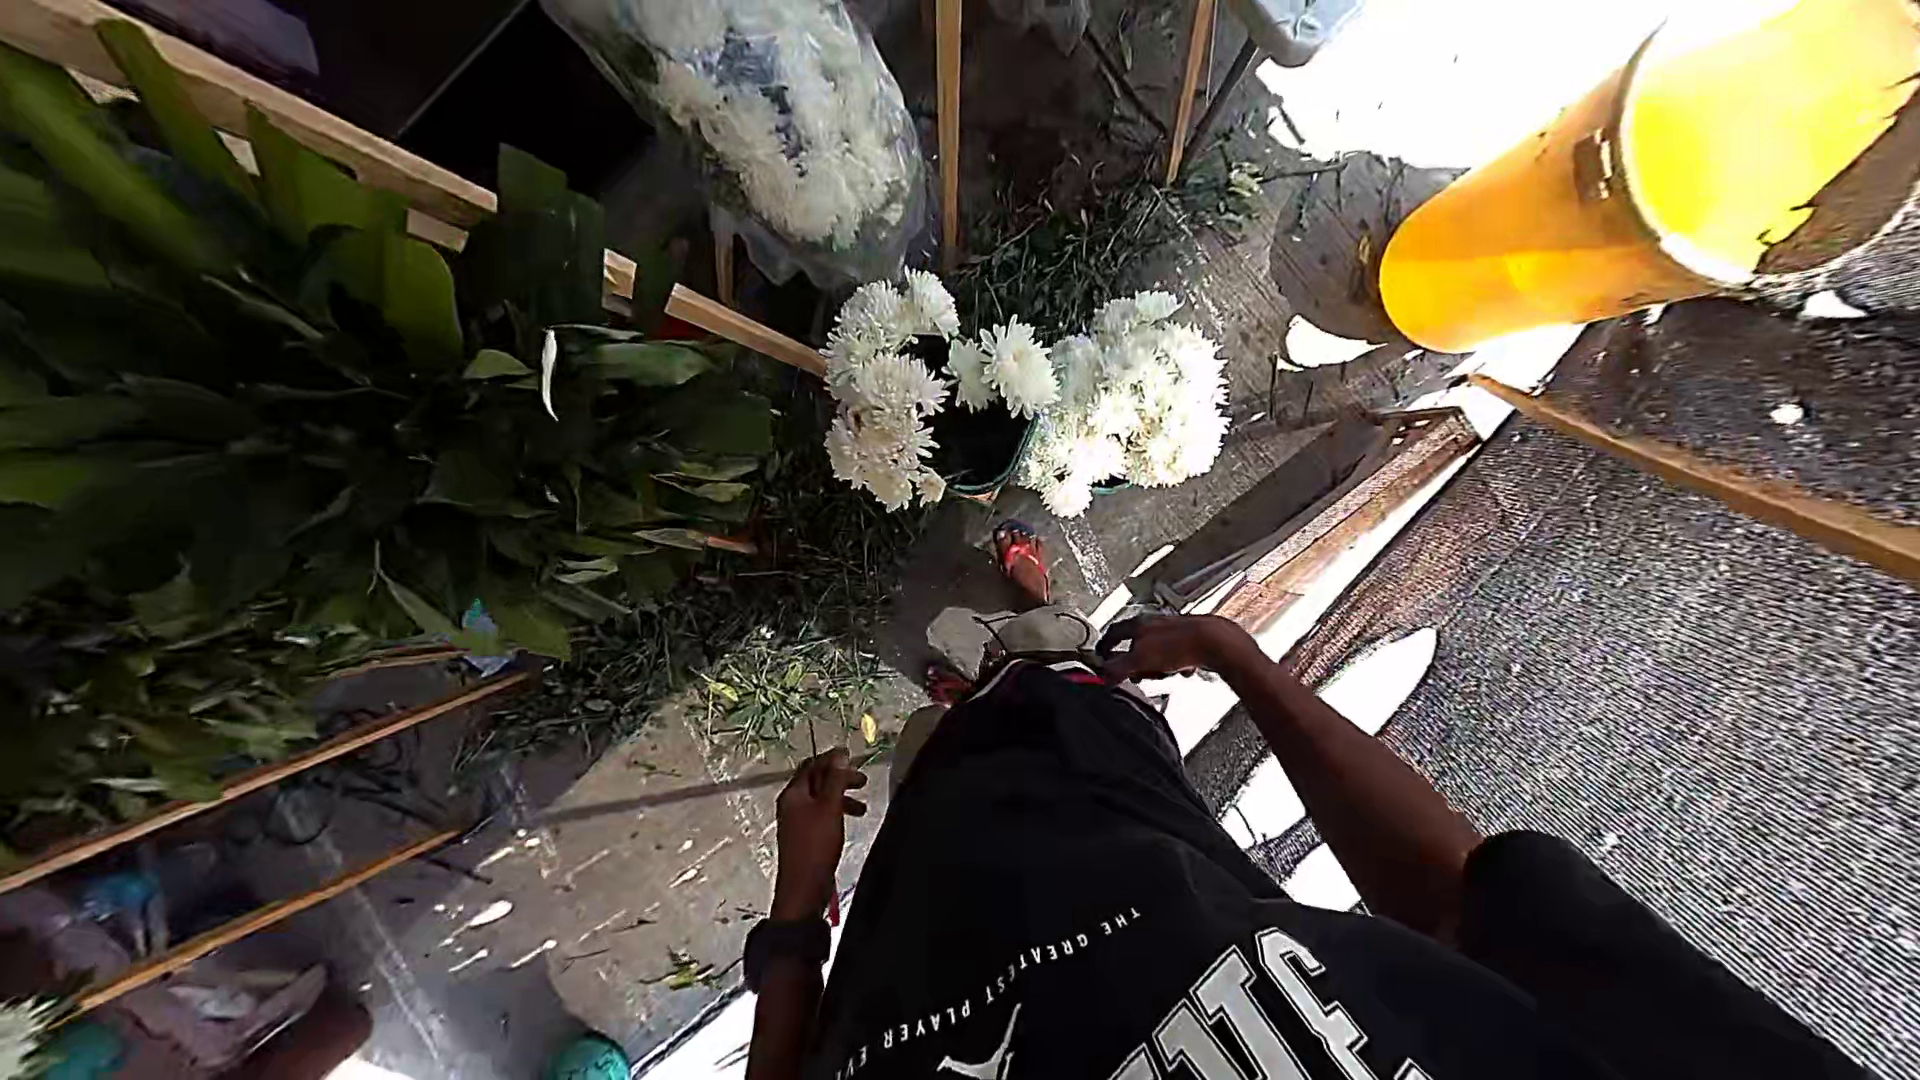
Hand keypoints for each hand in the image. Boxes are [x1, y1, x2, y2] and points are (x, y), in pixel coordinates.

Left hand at [771, 748, 867, 919]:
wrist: (803, 889)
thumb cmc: (816, 844)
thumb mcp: (829, 808)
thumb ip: (834, 780)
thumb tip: (839, 756)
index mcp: (793, 794)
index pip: (811, 765)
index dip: (831, 758)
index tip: (851, 756)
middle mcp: (792, 804)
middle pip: (817, 781)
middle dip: (840, 778)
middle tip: (862, 780)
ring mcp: (797, 821)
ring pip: (821, 798)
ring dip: (841, 796)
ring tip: (862, 805)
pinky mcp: (804, 836)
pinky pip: (822, 814)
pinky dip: (837, 811)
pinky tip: (850, 821)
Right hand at [1097, 614, 1252, 682]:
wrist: (1215, 643)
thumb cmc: (1181, 644)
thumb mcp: (1140, 660)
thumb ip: (1118, 667)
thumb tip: (1103, 674)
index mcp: (1138, 623)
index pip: (1112, 634)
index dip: (1105, 648)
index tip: (1102, 659)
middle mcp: (1153, 623)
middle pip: (1134, 645)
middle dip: (1135, 663)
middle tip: (1136, 674)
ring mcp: (1172, 630)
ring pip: (1155, 652)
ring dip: (1156, 666)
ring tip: (1164, 673)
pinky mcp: (1188, 639)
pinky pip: (1174, 656)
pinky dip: (1175, 666)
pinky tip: (1182, 670)